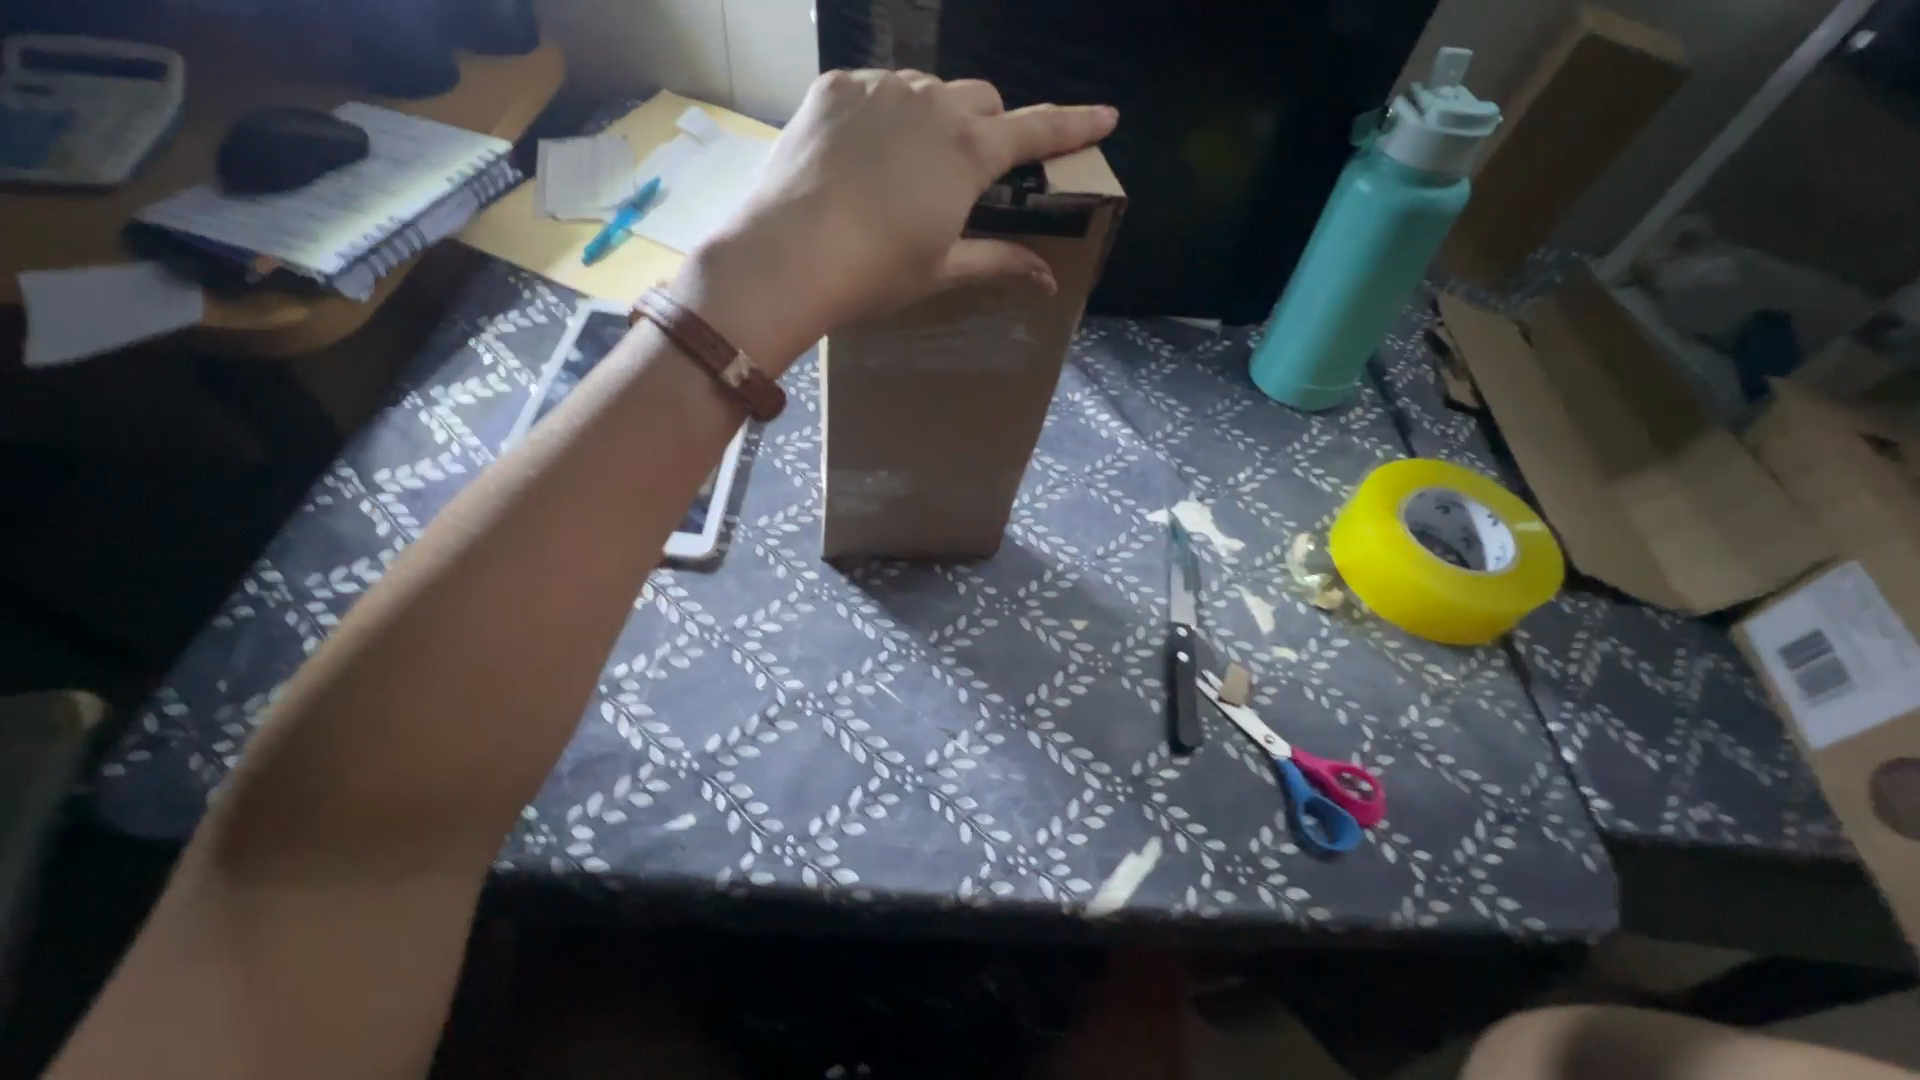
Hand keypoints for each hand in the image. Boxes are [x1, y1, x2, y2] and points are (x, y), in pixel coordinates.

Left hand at [674, 71, 1117, 369]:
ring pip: (926, 89)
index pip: (1037, 129)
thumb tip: (1047, 280)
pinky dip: (881, 113)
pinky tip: (859, 154)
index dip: (1074, 124)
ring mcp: (880, 88)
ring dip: (931, 117)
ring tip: (903, 166)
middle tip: (968, 169)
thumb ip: (998, 261)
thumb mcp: (941, 269)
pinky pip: (874, 88)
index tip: (1105, 116)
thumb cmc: (874, 271)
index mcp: (968, 152)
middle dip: (986, 126)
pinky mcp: (834, 87)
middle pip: (981, 99)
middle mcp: (932, 104)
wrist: (786, 255)